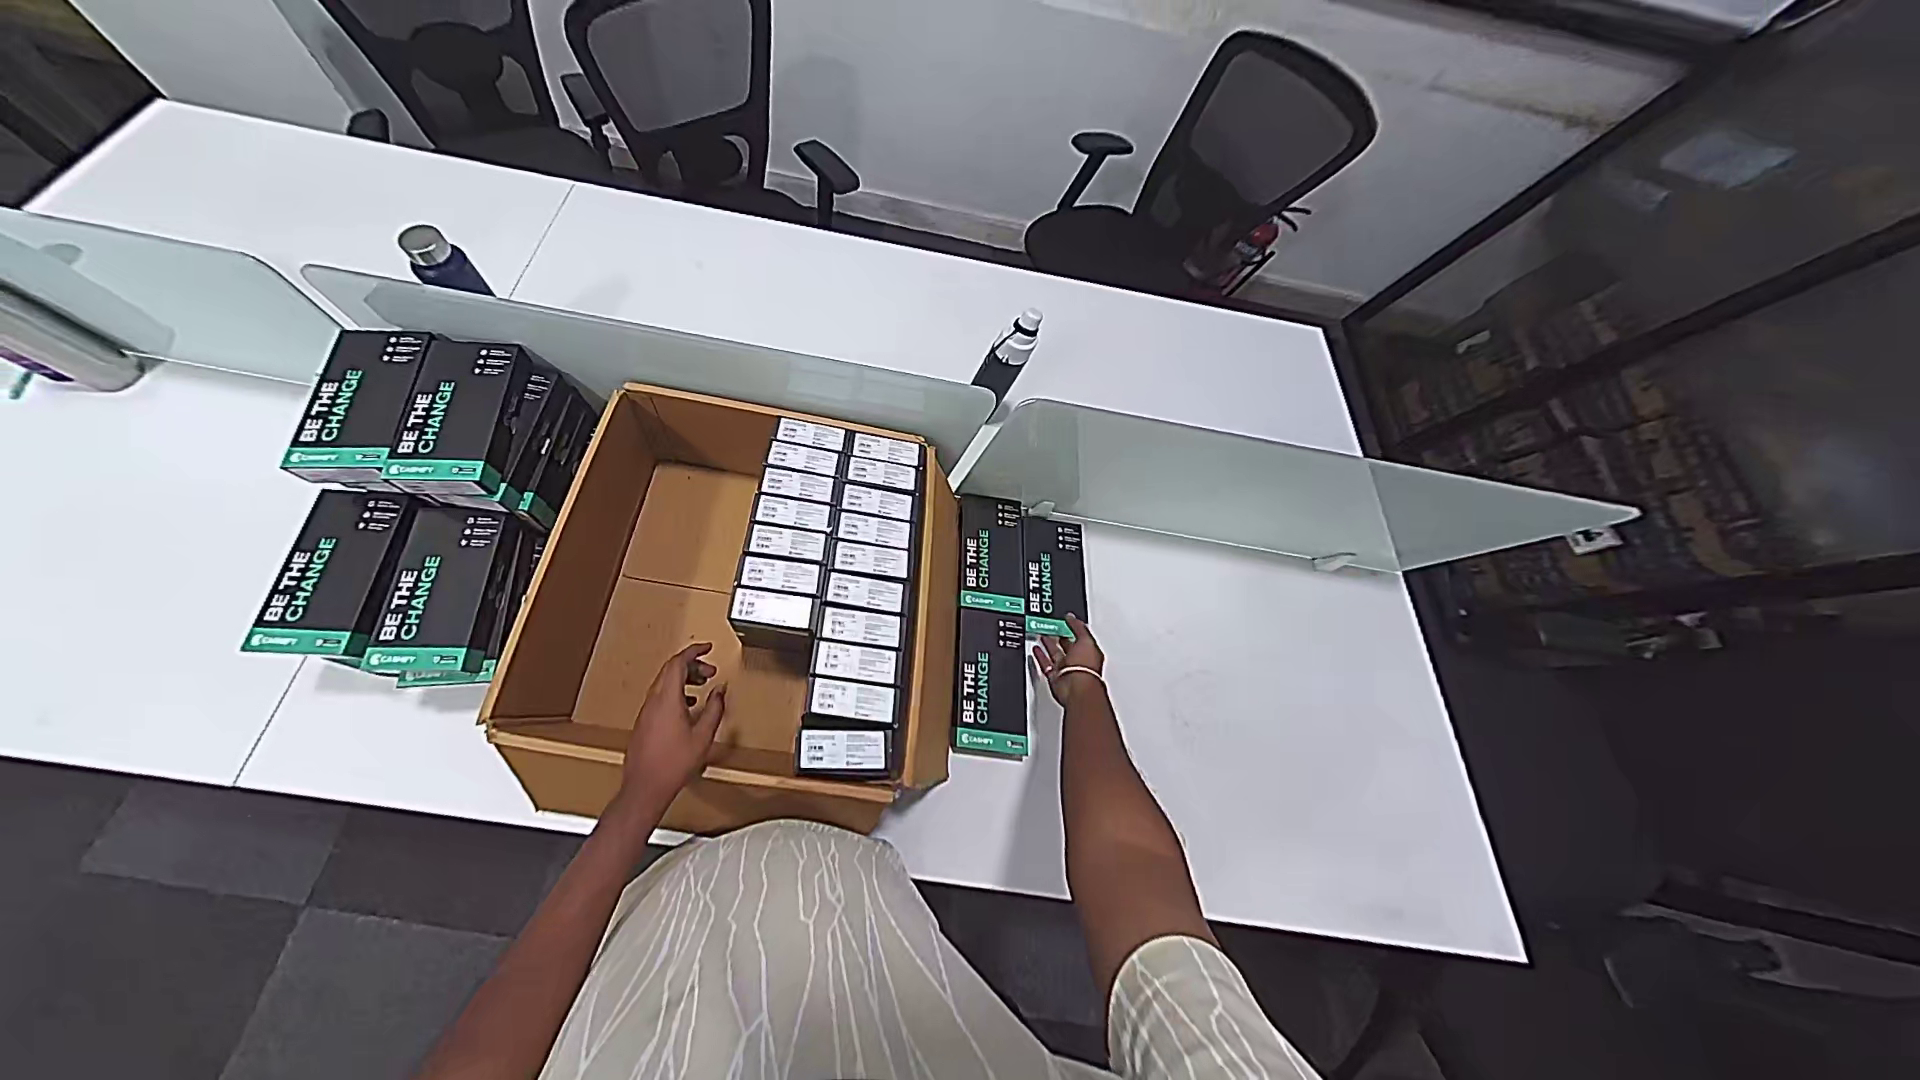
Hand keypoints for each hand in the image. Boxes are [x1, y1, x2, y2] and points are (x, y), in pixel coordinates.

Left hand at [620, 643, 726, 804]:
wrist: (645, 788)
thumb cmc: (673, 764)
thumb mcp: (703, 735)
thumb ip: (715, 708)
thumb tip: (720, 690)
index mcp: (667, 700)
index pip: (677, 663)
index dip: (693, 651)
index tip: (706, 647)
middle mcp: (653, 702)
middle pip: (669, 670)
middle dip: (691, 665)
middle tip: (709, 670)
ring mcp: (645, 712)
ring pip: (664, 683)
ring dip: (683, 678)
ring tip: (701, 685)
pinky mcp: (643, 722)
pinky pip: (659, 697)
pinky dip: (675, 692)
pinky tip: (687, 705)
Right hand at [1031, 614, 1104, 704]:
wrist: (1077, 688)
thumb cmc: (1085, 668)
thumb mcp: (1086, 640)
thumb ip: (1078, 627)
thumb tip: (1072, 618)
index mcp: (1089, 652)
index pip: (1081, 637)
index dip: (1074, 627)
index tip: (1067, 620)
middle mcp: (1078, 662)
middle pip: (1068, 646)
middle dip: (1061, 636)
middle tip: (1054, 627)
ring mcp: (1066, 670)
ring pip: (1056, 655)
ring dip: (1049, 645)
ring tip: (1043, 636)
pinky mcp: (1055, 677)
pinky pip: (1046, 665)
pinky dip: (1041, 657)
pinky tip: (1037, 650)